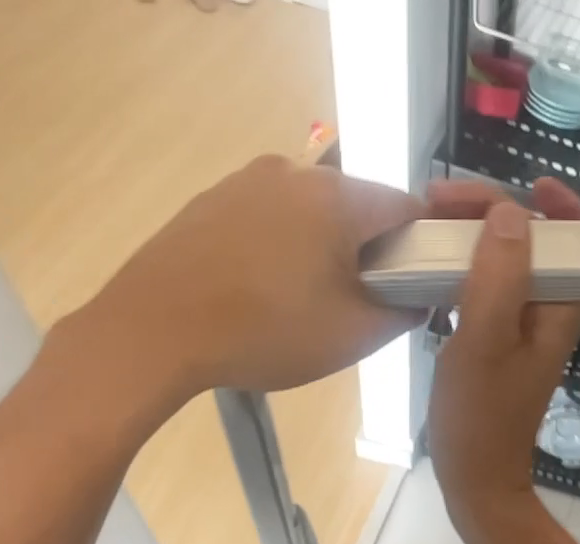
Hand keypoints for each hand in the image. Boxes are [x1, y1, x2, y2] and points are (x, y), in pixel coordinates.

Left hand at [54, 156, 421, 400]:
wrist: (153, 332)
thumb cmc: (266, 332)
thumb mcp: (354, 335)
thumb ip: (405, 313)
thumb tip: (422, 299)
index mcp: (338, 197)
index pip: (410, 209)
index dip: (426, 248)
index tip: (418, 288)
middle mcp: (295, 172)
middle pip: (360, 207)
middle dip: (374, 252)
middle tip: (365, 305)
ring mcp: (247, 181)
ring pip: (315, 213)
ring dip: (329, 250)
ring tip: (311, 303)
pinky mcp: (213, 200)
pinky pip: (273, 218)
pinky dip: (287, 248)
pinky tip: (269, 292)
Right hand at [427, 178, 579, 529]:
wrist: (475, 475)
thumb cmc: (480, 415)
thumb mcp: (484, 341)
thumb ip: (500, 277)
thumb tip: (511, 212)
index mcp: (562, 309)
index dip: (562, 204)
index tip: (526, 184)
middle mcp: (551, 311)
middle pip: (538, 241)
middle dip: (497, 210)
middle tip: (440, 202)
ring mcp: (525, 325)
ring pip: (510, 260)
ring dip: (476, 234)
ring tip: (430, 221)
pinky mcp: (500, 337)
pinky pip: (490, 285)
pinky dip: (466, 265)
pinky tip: (434, 263)